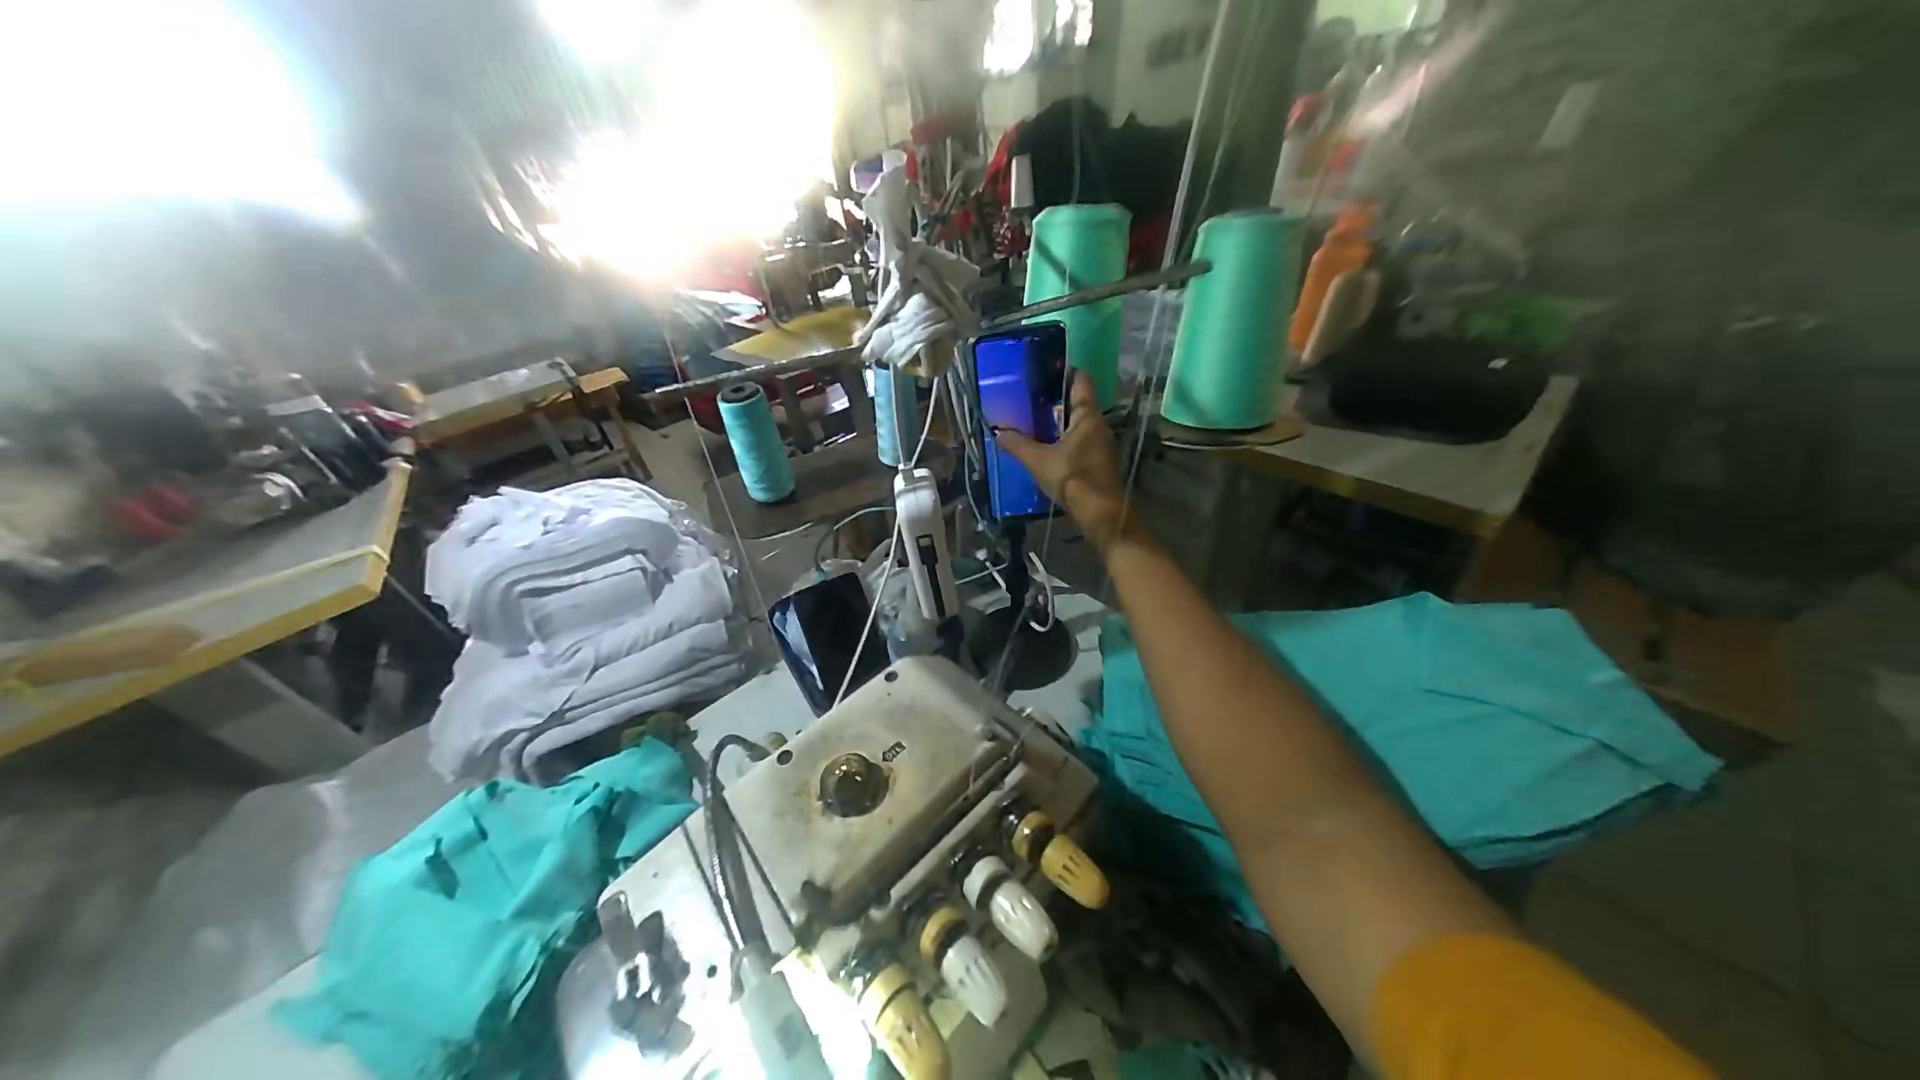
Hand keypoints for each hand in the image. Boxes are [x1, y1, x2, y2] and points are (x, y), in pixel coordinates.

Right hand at [994, 370, 1135, 553]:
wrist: (1100, 513)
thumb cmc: (1073, 479)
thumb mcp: (1039, 461)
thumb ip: (1018, 445)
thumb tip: (998, 432)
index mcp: (1088, 416)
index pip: (1081, 380)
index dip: (1065, 371)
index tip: (1045, 369)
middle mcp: (1099, 425)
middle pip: (1079, 402)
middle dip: (1056, 399)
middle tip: (1031, 398)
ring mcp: (1102, 444)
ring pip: (1079, 424)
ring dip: (1060, 422)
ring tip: (1035, 422)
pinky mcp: (1099, 461)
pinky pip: (1081, 441)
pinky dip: (1065, 439)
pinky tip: (1048, 447)